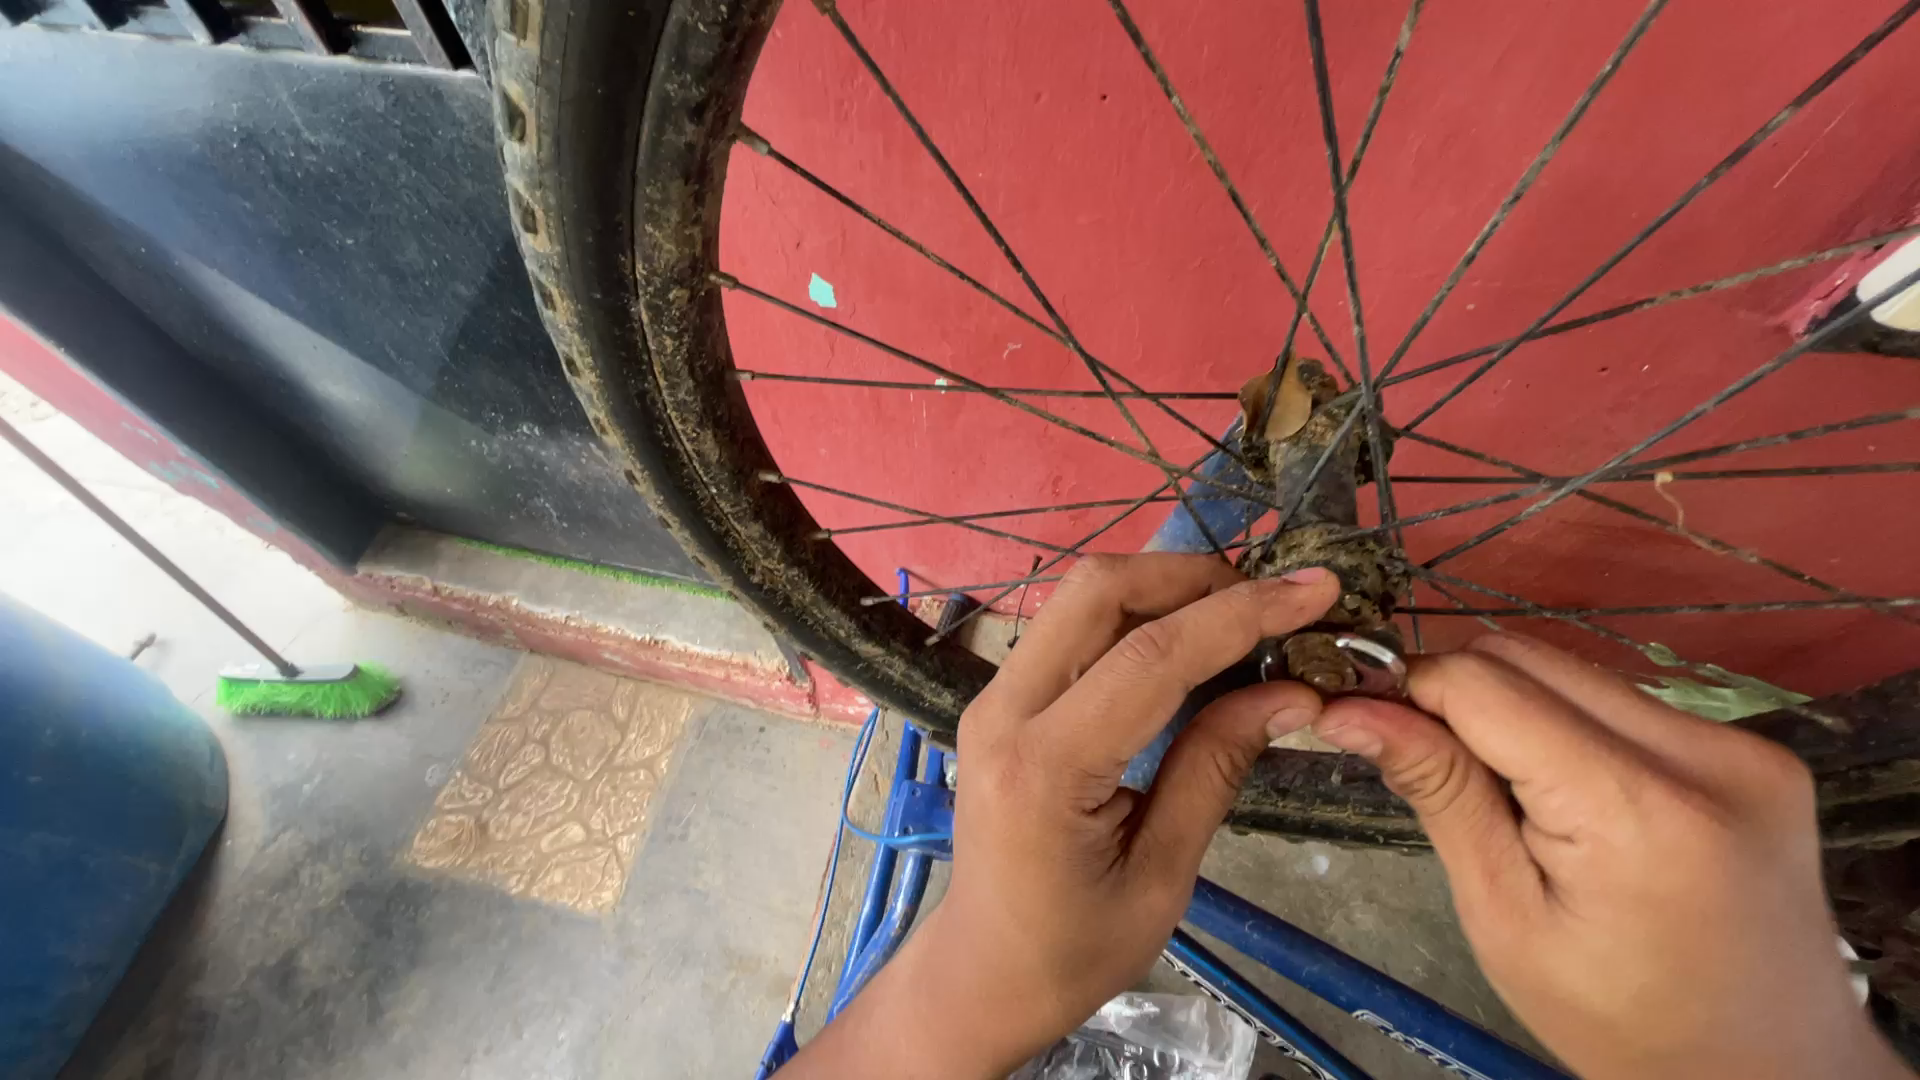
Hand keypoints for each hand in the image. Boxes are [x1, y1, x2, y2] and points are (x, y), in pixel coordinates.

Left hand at [781, 553, 1339, 1077]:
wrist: (982, 968)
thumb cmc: (1072, 948)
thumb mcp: (1162, 876)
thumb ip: (1215, 768)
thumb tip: (1291, 692)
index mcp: (1044, 766)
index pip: (1149, 658)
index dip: (1238, 613)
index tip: (1311, 587)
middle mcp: (1004, 710)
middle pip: (1093, 592)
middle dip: (1187, 574)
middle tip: (1264, 594)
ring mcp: (991, 697)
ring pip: (1075, 599)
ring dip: (1157, 586)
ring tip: (1234, 608)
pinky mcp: (998, 699)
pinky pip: (1066, 630)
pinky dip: (1128, 614)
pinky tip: (1179, 634)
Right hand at [1314, 632, 1909, 1079]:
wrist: (1775, 1075)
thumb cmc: (1616, 1018)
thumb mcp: (1500, 914)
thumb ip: (1436, 790)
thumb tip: (1344, 709)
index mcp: (1637, 810)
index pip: (1482, 684)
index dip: (1405, 688)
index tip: (1355, 717)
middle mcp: (1703, 754)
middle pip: (1518, 658)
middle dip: (1445, 690)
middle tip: (1414, 752)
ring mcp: (1736, 744)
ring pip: (1556, 666)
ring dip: (1495, 700)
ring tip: (1484, 776)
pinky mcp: (1745, 747)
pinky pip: (1601, 692)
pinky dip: (1545, 714)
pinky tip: (1545, 779)